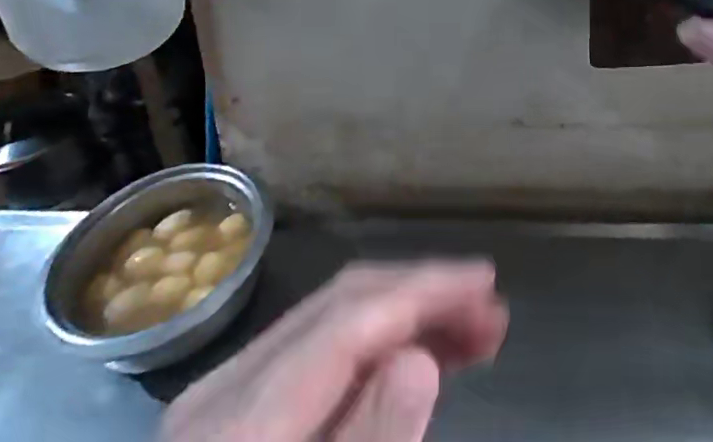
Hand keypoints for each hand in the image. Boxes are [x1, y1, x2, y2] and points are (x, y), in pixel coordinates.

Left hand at [162, 261, 508, 441]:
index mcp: (239, 427)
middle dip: (423, 295)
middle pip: (341, 304)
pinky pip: (318, 350)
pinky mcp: (232, 410)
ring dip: (407, 315)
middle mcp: (223, 389)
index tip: (488, 284)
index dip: (424, 291)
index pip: (348, 323)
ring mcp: (222, 396)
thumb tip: (421, 359)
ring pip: (333, 318)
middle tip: (490, 313)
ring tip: (472, 332)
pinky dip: (377, 342)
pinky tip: (419, 358)